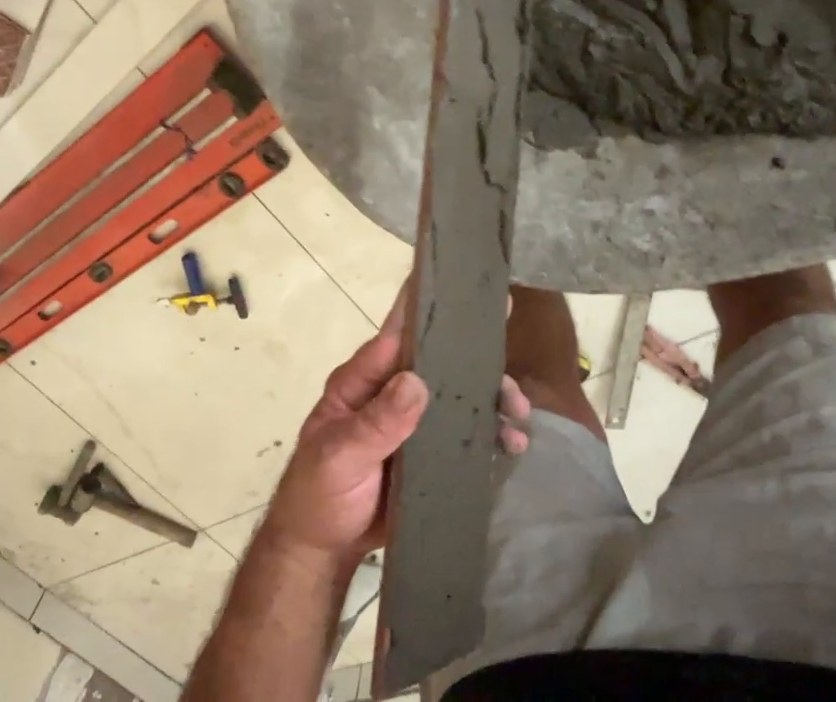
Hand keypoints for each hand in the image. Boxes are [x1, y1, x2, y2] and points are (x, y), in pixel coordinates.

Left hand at [263, 284, 531, 562]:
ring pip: (462, 396)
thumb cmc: (318, 493)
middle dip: (478, 363)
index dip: (426, 309)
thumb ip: (376, 422)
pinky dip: (493, 434)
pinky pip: (468, 433)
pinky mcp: (432, 452)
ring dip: (493, 400)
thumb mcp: (338, 455)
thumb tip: (417, 381)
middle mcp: (392, 393)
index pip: (397, 335)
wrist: (324, 549)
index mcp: (363, 381)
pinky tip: (512, 445)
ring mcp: (415, 423)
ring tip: (517, 417)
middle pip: (442, 363)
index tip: (462, 285)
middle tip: (509, 377)